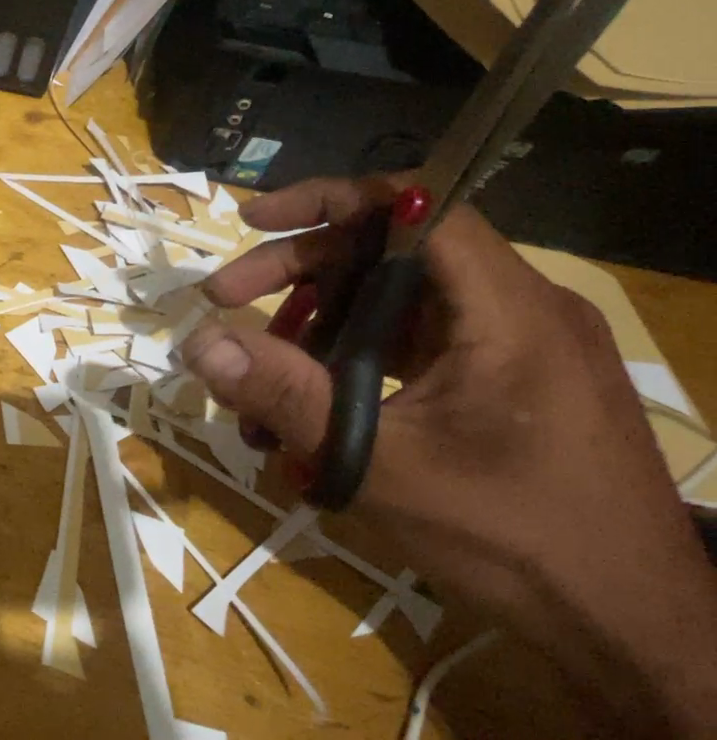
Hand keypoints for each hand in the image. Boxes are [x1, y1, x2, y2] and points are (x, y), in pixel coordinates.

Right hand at [179, 177, 716, 733]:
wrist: (630, 629)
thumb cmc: (514, 537)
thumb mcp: (380, 462)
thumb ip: (287, 395)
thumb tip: (198, 342)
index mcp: (509, 312)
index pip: (419, 208)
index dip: (330, 200)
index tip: (254, 220)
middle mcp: (518, 313)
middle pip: (389, 254)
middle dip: (297, 272)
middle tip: (224, 301)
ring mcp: (514, 349)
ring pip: (393, 302)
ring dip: (315, 324)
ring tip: (258, 372)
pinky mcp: (505, 384)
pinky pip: (412, 344)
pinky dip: (351, 360)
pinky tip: (307, 409)